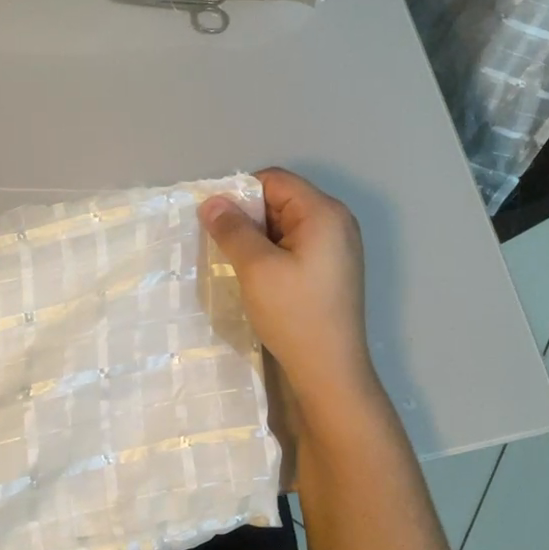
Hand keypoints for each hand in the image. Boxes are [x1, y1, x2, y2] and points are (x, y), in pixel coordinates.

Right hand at [199, 168, 373, 395]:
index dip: (240, 193)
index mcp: (324, 212)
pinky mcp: (332, 270)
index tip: (214, 221)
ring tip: (236, 263)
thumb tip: (211, 202)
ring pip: (286, 225)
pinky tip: (256, 277)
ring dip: (257, 238)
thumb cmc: (294, 314)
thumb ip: (232, 229)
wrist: (329, 369)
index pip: (275, 180)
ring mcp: (338, 247)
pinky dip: (272, 253)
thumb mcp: (256, 268)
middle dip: (248, 216)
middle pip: (282, 200)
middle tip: (221, 244)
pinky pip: (296, 245)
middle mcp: (336, 222)